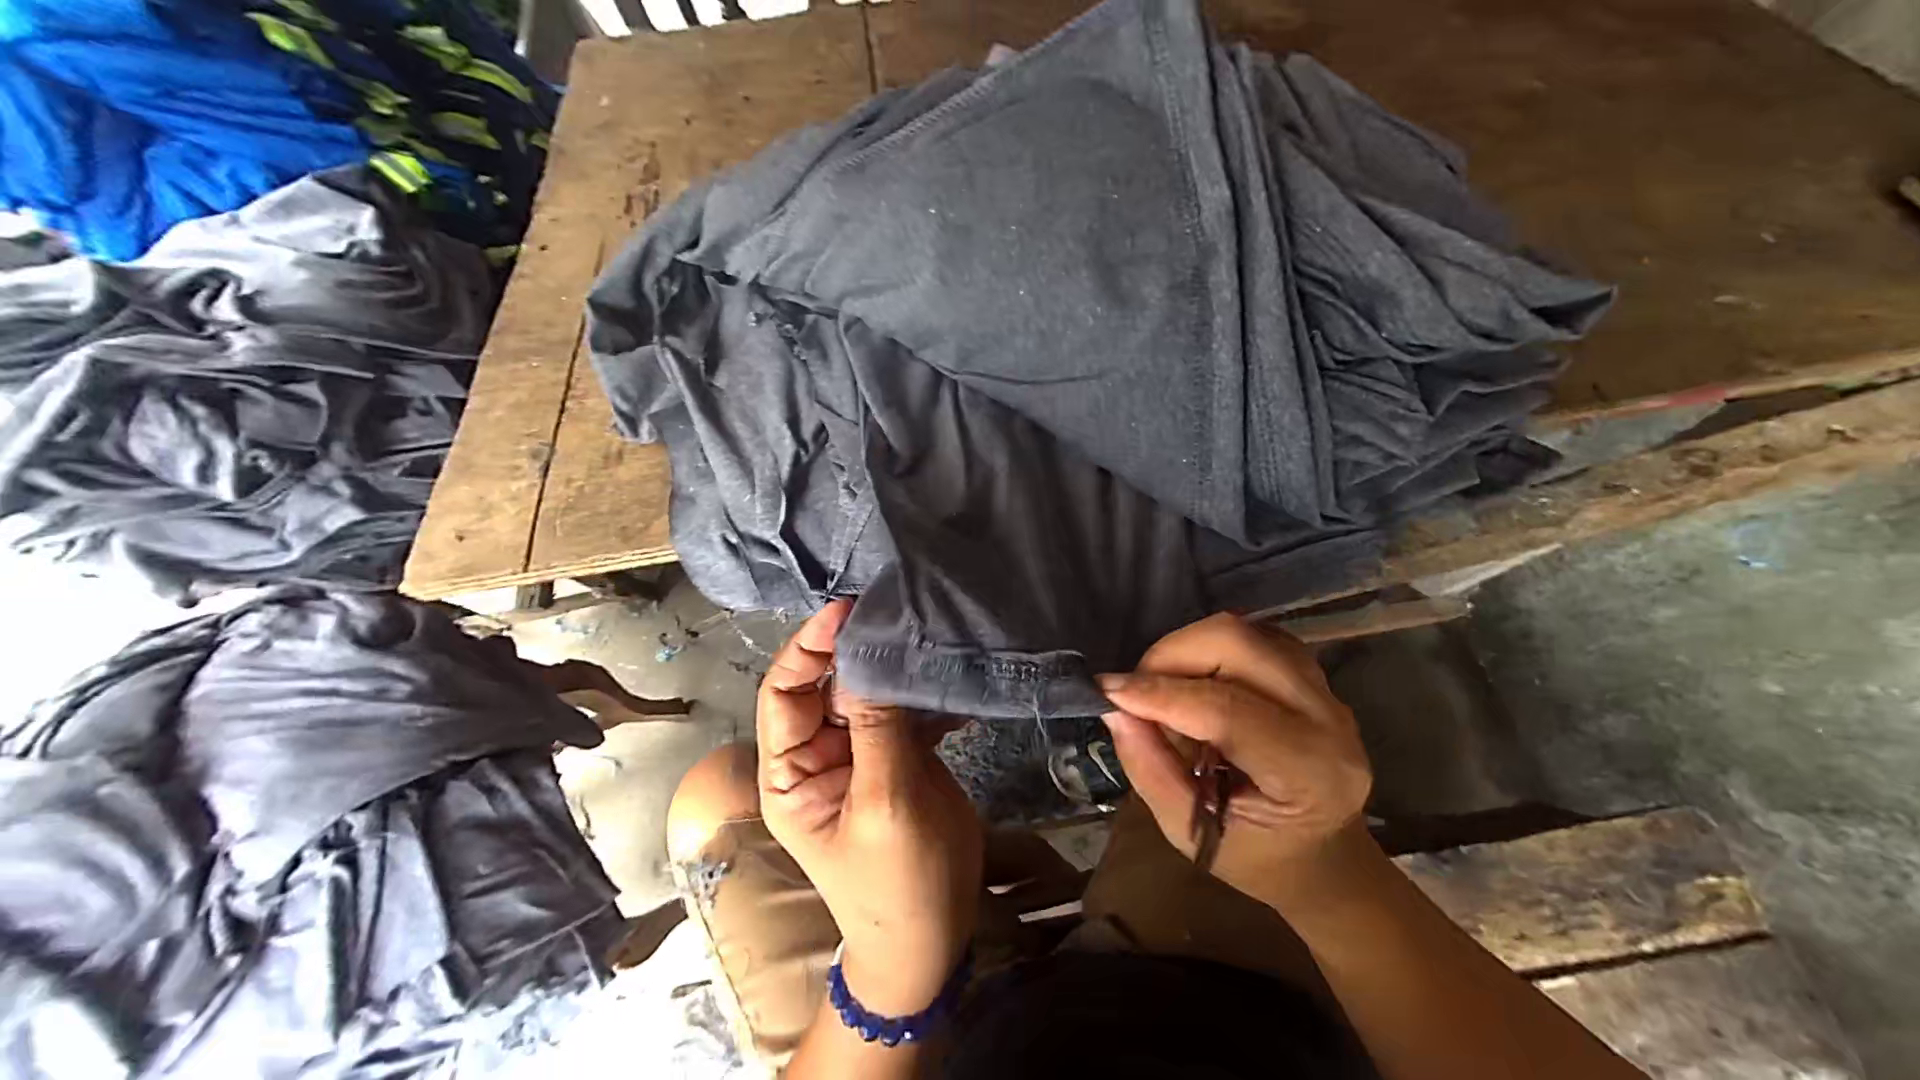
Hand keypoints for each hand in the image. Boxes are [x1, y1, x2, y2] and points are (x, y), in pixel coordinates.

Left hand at [756, 600, 982, 1015]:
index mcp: (790, 772)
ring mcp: (860, 754)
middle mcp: (818, 755)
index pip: (783, 694)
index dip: (807, 649)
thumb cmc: (897, 884)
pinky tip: (951, 680)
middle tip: (892, 612)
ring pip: (869, 692)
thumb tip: (868, 660)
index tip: (844, 612)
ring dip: (894, 666)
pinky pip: (903, 711)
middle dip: (854, 649)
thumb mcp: (884, 807)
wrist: (935, 938)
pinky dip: (925, 694)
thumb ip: (877, 732)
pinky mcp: (898, 757)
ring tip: (925, 634)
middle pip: (827, 685)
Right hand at [1098, 613, 1373, 911]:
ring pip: (1241, 630)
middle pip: (1238, 643)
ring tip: (1165, 692)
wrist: (1320, 854)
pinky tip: (1194, 684)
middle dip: (1170, 656)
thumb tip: (1114, 710)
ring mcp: (1324, 688)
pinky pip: (1249, 635)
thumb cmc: (1257, 855)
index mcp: (1307, 772)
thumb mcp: (1191, 834)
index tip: (1106, 692)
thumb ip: (1151, 769)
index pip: (1226, 709)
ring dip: (1186, 651)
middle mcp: (1327, 718)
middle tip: (1137, 691)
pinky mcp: (1309, 671)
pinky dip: (1206, 650)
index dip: (1158, 694)